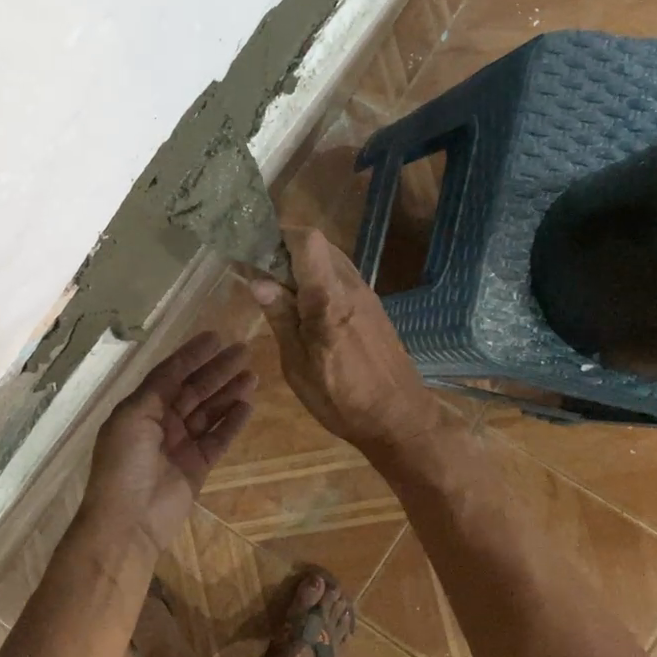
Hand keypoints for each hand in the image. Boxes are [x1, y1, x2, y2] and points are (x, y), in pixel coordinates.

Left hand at [81, 332, 256, 554]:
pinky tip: (248, 405)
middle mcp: (160, 422)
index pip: (169, 373)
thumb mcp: (133, 417)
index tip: (216, 337)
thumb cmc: (124, 463)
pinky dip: (232, 422)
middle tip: (243, 351)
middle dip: (216, 370)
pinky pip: (218, 438)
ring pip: (208, 411)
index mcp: (139, 408)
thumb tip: (177, 367)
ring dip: (228, 392)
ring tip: (252, 375)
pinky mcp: (197, 466)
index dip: (191, 355)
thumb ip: (157, 390)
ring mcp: (179, 444)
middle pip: (193, 389)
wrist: (128, 520)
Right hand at [249, 228, 443, 466]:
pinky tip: (306, 310)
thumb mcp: (297, 365)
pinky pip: (340, 276)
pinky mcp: (373, 306)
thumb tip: (258, 280)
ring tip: (281, 295)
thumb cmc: (341, 399)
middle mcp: (350, 287)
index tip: (256, 254)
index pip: (307, 240)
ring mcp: (366, 294)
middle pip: (318, 244)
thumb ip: (281, 317)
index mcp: (328, 300)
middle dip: (286, 251)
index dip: (278, 237)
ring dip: (303, 266)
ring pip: (330, 258)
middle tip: (262, 277)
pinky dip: (319, 279)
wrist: (400, 419)